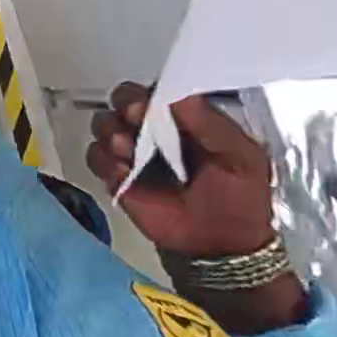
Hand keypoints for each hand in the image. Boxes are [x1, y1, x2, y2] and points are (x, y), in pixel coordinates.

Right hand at [84, 82, 273, 259]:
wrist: (220, 245)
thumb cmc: (238, 200)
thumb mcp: (242, 157)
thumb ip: (212, 125)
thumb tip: (180, 96)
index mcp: (186, 119)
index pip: (159, 91)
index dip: (150, 92)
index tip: (149, 104)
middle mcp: (155, 130)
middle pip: (123, 100)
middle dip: (123, 105)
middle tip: (134, 118)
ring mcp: (133, 153)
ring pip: (103, 125)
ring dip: (111, 133)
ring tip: (128, 153)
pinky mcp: (116, 177)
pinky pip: (95, 157)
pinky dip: (103, 162)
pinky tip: (122, 174)